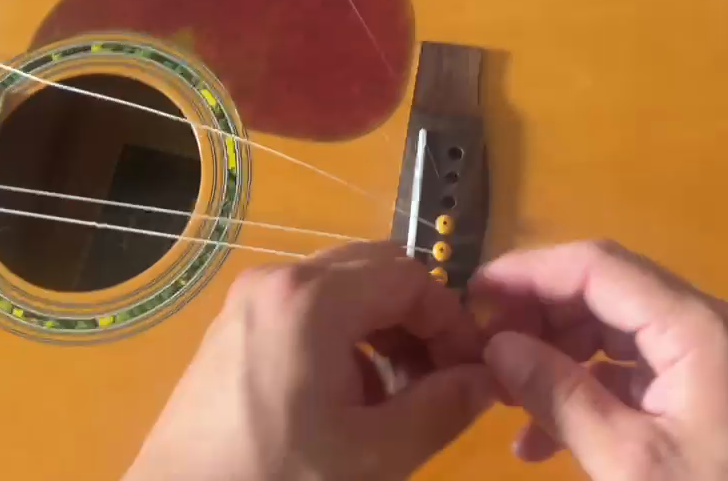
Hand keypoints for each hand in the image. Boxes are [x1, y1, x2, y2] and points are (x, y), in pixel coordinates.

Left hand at [124, 241, 495, 480]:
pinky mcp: (237, 317)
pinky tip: (345, 394)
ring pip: (345, 283)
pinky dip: (344, 333)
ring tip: (394, 395)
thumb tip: (490, 377)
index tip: (470, 370)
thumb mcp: (371, 458)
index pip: (410, 275)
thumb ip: (441, 409)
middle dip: (418, 318)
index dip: (450, 319)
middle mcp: (282, 275)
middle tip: (436, 379)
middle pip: (377, 268)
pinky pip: (310, 302)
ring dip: (383, 326)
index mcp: (313, 298)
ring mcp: (253, 293)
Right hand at [470, 240, 727, 480]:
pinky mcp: (707, 394)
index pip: (597, 265)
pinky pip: (634, 370)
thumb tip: (495, 345)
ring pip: (614, 329)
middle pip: (605, 290)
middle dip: (540, 315)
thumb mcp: (629, 466)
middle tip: (484, 346)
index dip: (530, 272)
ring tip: (503, 393)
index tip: (474, 294)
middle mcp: (706, 325)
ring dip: (557, 355)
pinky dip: (588, 390)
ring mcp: (710, 359)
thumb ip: (558, 395)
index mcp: (697, 326)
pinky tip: (542, 436)